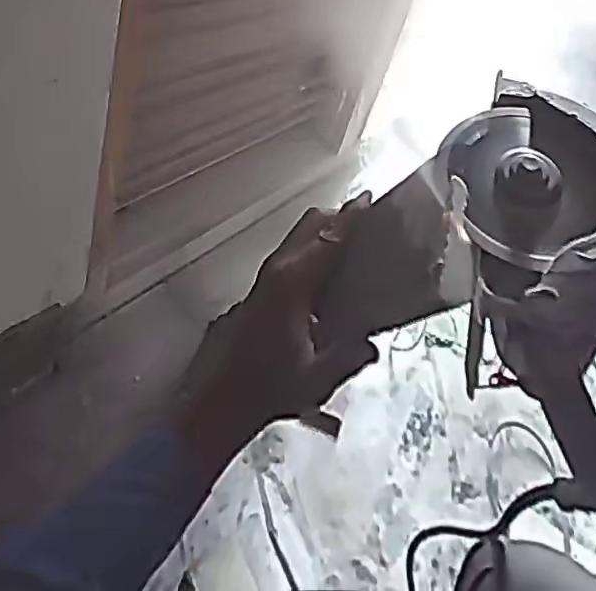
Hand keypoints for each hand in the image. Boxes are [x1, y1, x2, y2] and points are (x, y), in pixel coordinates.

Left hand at [170, 197, 379, 475]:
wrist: (224, 396)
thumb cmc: (268, 385)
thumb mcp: (317, 378)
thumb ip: (348, 358)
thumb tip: (371, 345)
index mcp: (293, 283)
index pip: (328, 238)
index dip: (351, 217)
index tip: (368, 199)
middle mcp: (278, 270)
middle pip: (311, 224)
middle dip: (339, 217)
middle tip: (367, 224)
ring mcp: (268, 276)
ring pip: (300, 236)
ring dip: (325, 231)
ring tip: (354, 245)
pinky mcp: (264, 286)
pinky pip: (293, 251)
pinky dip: (314, 248)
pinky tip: (329, 274)